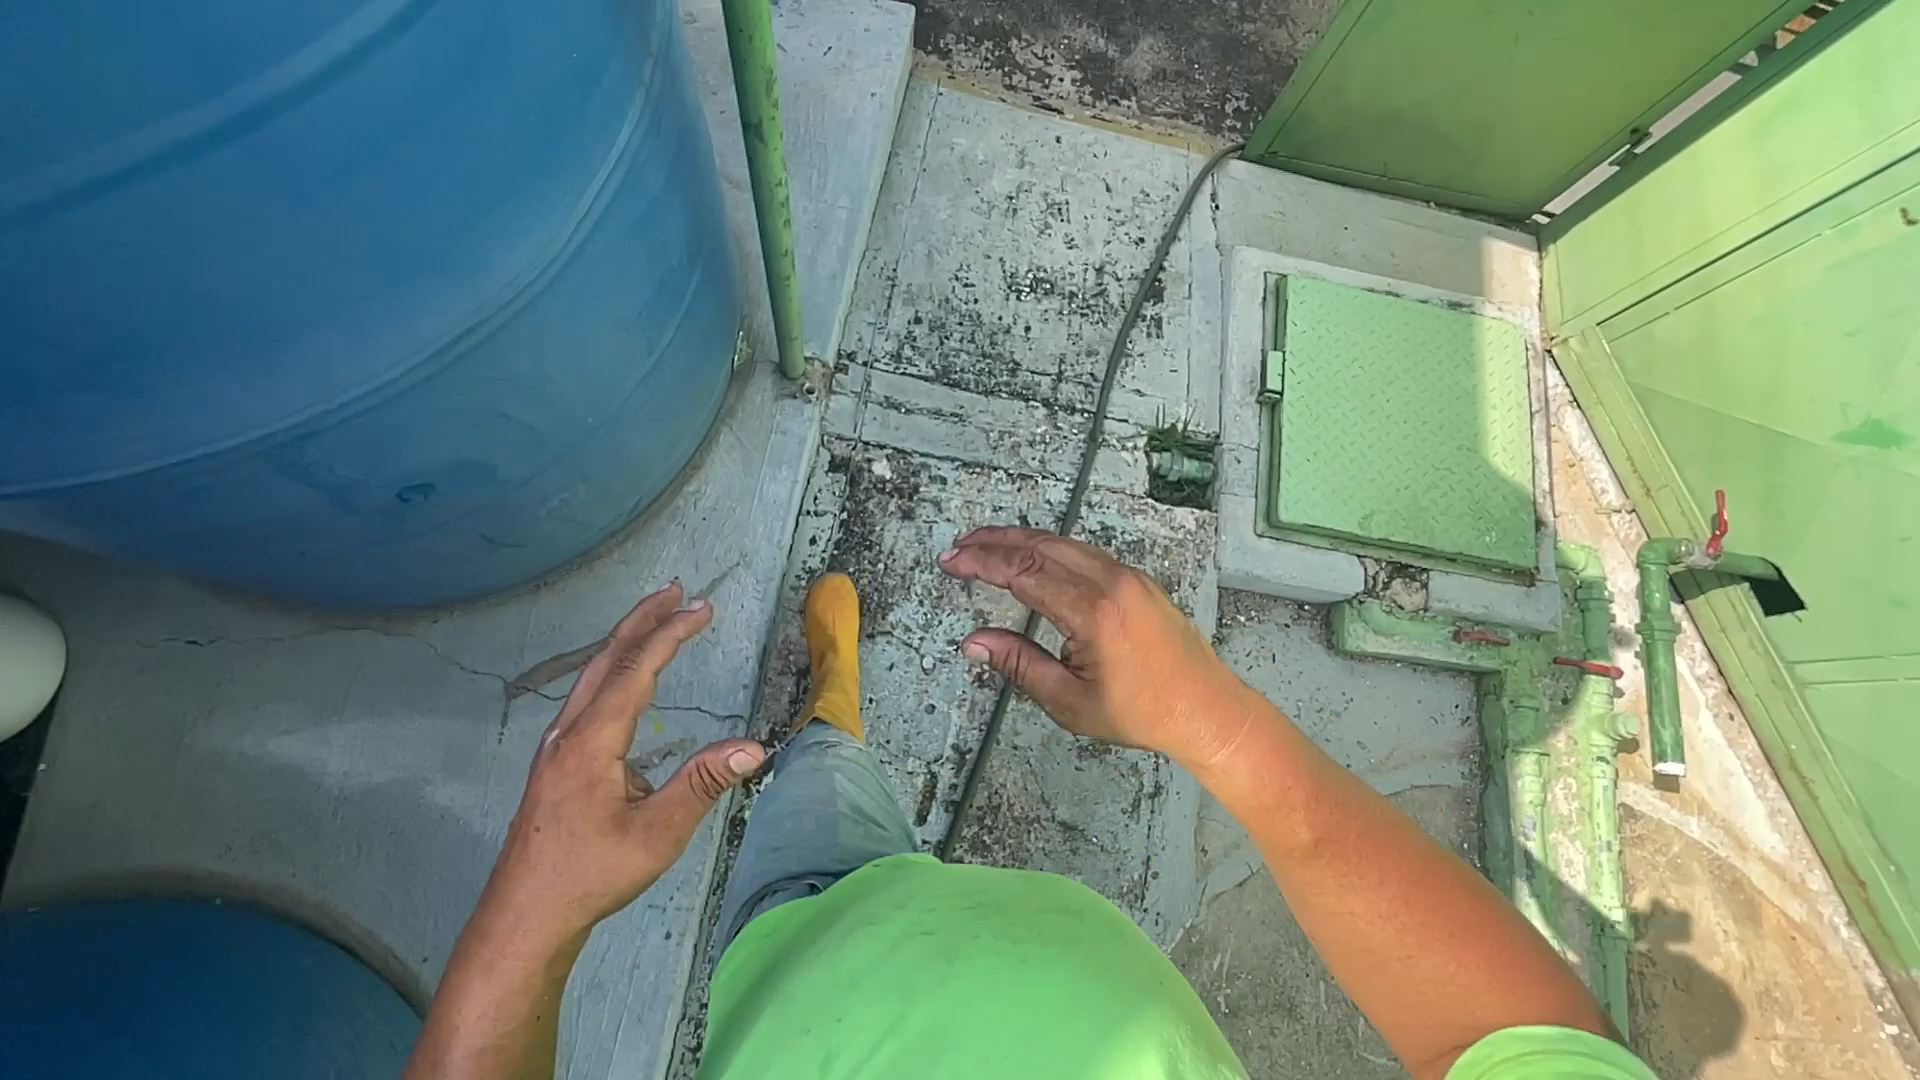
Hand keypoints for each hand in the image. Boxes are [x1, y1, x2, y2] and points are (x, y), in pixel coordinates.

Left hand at [482, 582, 766, 949]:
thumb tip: (752, 746)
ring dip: (627, 640)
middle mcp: (569, 732)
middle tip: (676, 589)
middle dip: (643, 619)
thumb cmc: (591, 875)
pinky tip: (628, 682)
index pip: (636, 671)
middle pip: (606, 658)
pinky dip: (615, 668)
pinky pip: (589, 695)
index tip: (702, 608)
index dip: (670, 634)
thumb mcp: (657, 833)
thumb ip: (703, 784)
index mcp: (591, 741)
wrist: (524, 916)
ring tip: (656, 618)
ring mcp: (558, 745)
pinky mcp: (557, 761)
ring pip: (593, 675)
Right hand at [937, 527, 1262, 769]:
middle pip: (1041, 546)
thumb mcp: (1069, 700)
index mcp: (1093, 612)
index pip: (1023, 572)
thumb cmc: (1139, 713)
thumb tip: (973, 642)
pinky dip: (1049, 548)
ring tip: (985, 546)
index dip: (981, 563)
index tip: (951, 561)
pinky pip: (1084, 552)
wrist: (1205, 709)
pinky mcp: (1138, 580)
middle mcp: (1111, 582)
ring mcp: (1128, 576)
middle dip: (994, 542)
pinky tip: (1032, 558)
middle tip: (959, 547)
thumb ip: (1018, 664)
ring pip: (1064, 543)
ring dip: (1021, 541)